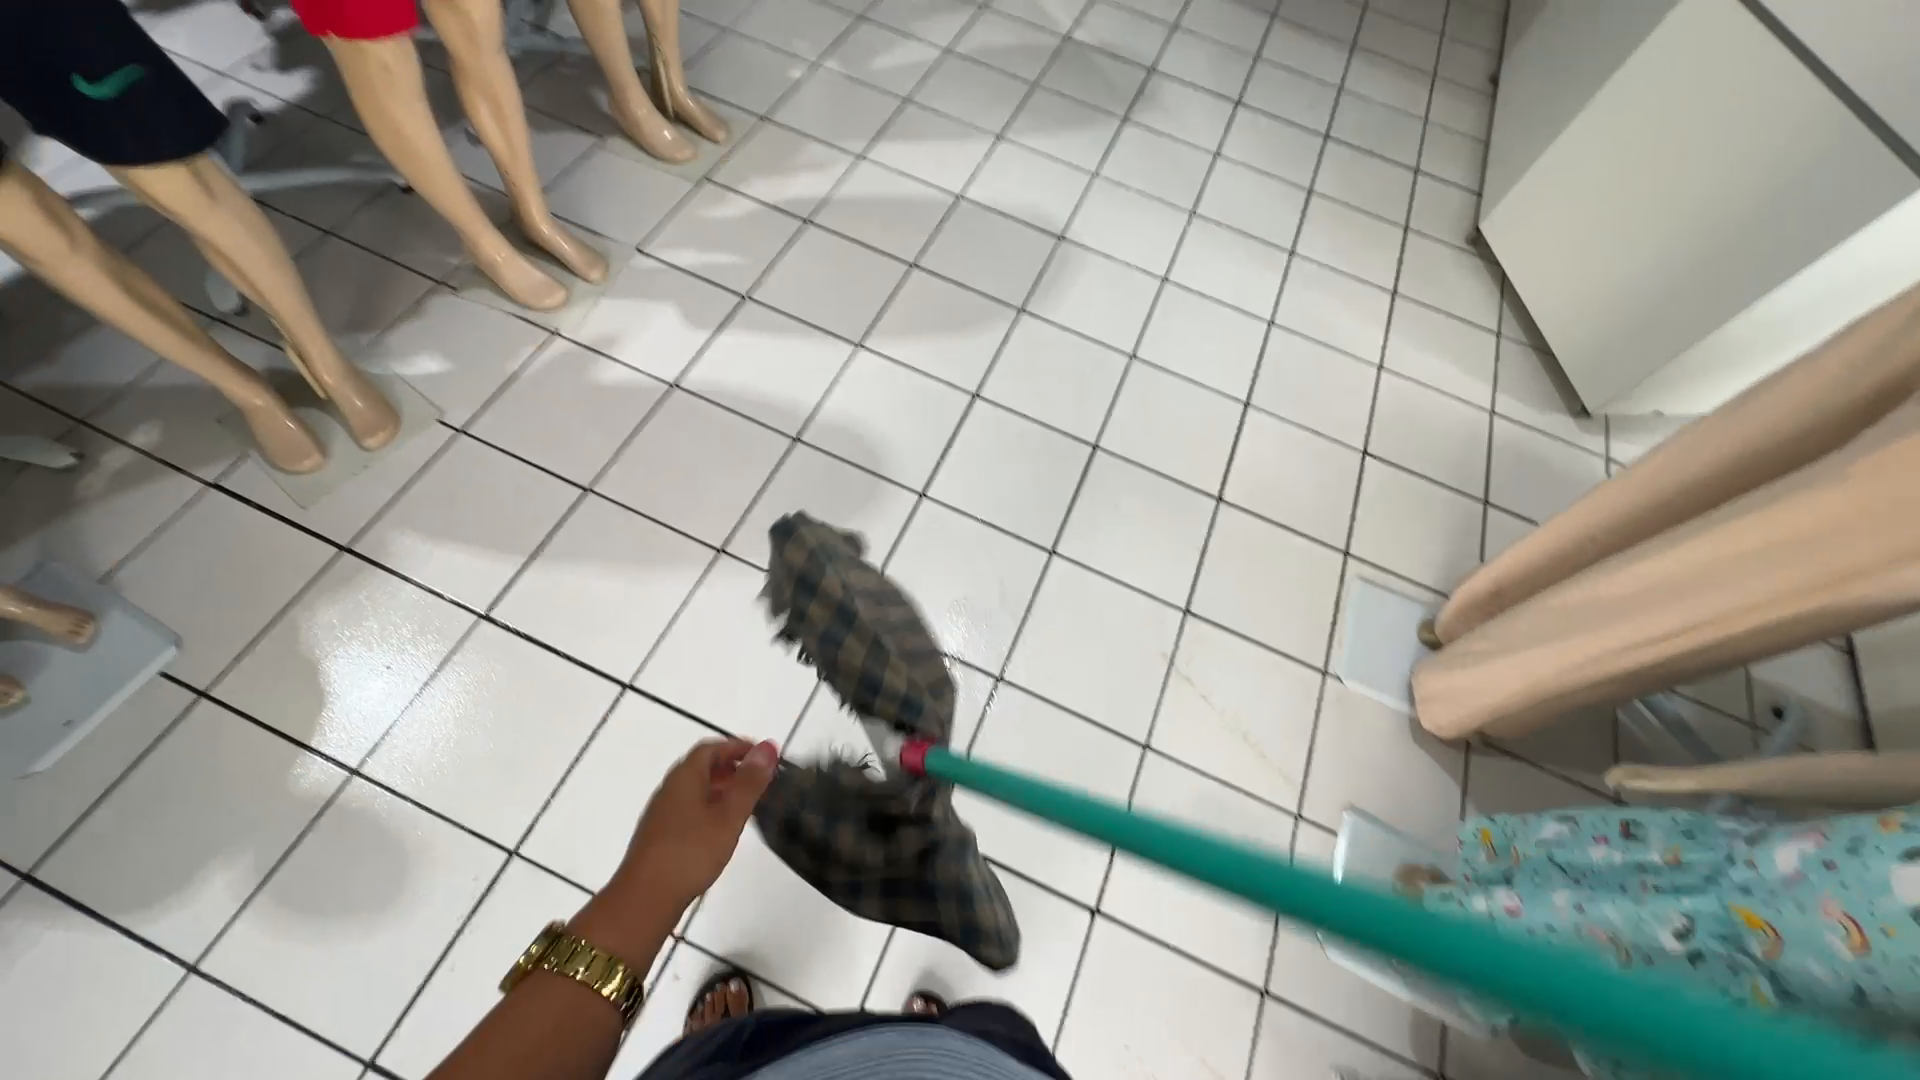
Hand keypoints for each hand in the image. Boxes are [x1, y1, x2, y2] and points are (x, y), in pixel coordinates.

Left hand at [615, 737, 778, 907]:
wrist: (644, 900)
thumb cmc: (690, 853)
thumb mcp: (728, 816)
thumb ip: (749, 782)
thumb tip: (768, 746)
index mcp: (684, 778)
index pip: (711, 748)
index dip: (738, 747)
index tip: (764, 756)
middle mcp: (669, 789)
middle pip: (701, 766)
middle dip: (731, 766)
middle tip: (759, 779)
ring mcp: (661, 813)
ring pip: (695, 789)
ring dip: (721, 788)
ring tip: (746, 804)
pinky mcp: (659, 835)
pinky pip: (689, 808)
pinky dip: (710, 806)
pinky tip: (722, 828)